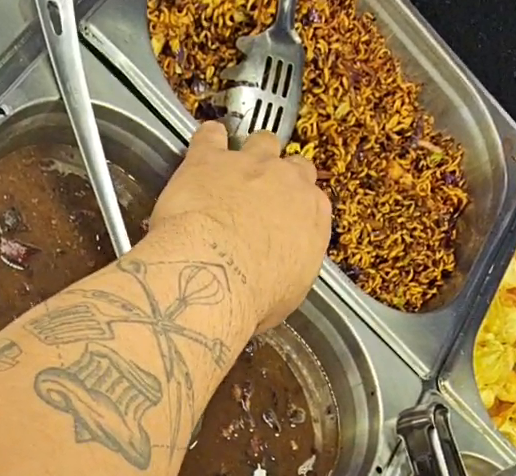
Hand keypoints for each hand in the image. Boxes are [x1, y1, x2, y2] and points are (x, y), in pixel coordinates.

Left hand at [144, 122, 331, 331]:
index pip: (312, 203)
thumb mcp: (284, 296)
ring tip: (234, 170)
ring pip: (261, 142)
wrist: (214, 277)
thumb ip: (287, 271)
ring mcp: (249, 166)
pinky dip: (207, 142)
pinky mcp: (209, 160)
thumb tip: (275, 278)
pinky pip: (211, 137)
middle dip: (279, 179)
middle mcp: (288, 183)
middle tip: (259, 198)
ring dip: (250, 154)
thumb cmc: (252, 299)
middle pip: (292, 167)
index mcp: (313, 218)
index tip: (282, 222)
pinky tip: (202, 150)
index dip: (295, 211)